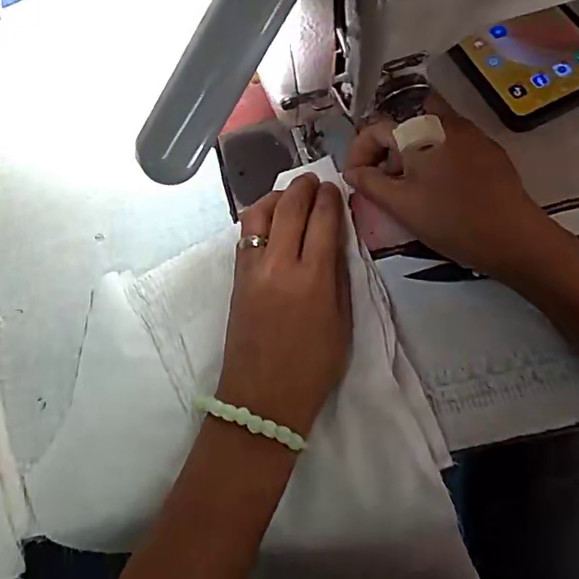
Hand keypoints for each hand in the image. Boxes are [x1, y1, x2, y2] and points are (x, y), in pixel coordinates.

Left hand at [217, 174, 351, 438]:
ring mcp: (252, 269)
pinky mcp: (236, 278)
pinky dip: (260, 218)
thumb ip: (339, 276)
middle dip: (303, 188)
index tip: (335, 188)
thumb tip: (335, 240)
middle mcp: (279, 265)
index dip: (330, 198)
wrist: (262, 398)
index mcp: (313, 278)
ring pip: (259, 214)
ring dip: (276, 197)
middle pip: (289, 208)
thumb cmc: (313, 367)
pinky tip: (271, 221)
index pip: (322, 220)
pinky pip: (246, 234)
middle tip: (313, 181)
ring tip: (289, 196)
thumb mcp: (342, 323)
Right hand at [344, 95, 570, 282]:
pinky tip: (439, 189)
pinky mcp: (489, 149)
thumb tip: (353, 171)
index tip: (355, 179)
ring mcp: (471, 133)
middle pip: (402, 123)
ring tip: (408, 187)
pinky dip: (434, 157)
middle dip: (385, 149)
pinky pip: (451, 143)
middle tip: (381, 181)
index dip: (358, 153)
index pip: (374, 129)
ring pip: (427, 132)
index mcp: (419, 131)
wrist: (513, 236)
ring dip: (409, 152)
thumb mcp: (401, 206)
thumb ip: (369, 183)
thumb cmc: (451, 221)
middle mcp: (445, 122)